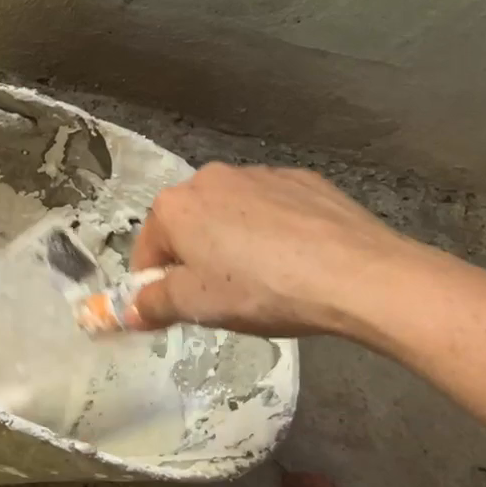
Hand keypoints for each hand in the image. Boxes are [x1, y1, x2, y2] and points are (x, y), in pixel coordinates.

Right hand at [125, 163, 420, 336]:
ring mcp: (258, 174)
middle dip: (198, 257)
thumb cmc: (261, 290)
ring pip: (231, 213)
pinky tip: (300, 259)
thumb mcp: (198, 307)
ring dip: (236, 241)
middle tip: (225, 296)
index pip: (148, 248)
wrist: (359, 275)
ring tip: (269, 280)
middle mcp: (208, 178)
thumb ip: (153, 305)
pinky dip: (276, 229)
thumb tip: (126, 311)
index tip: (178, 310)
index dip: (157, 282)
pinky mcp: (303, 180)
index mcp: (174, 205)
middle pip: (189, 225)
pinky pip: (274, 207)